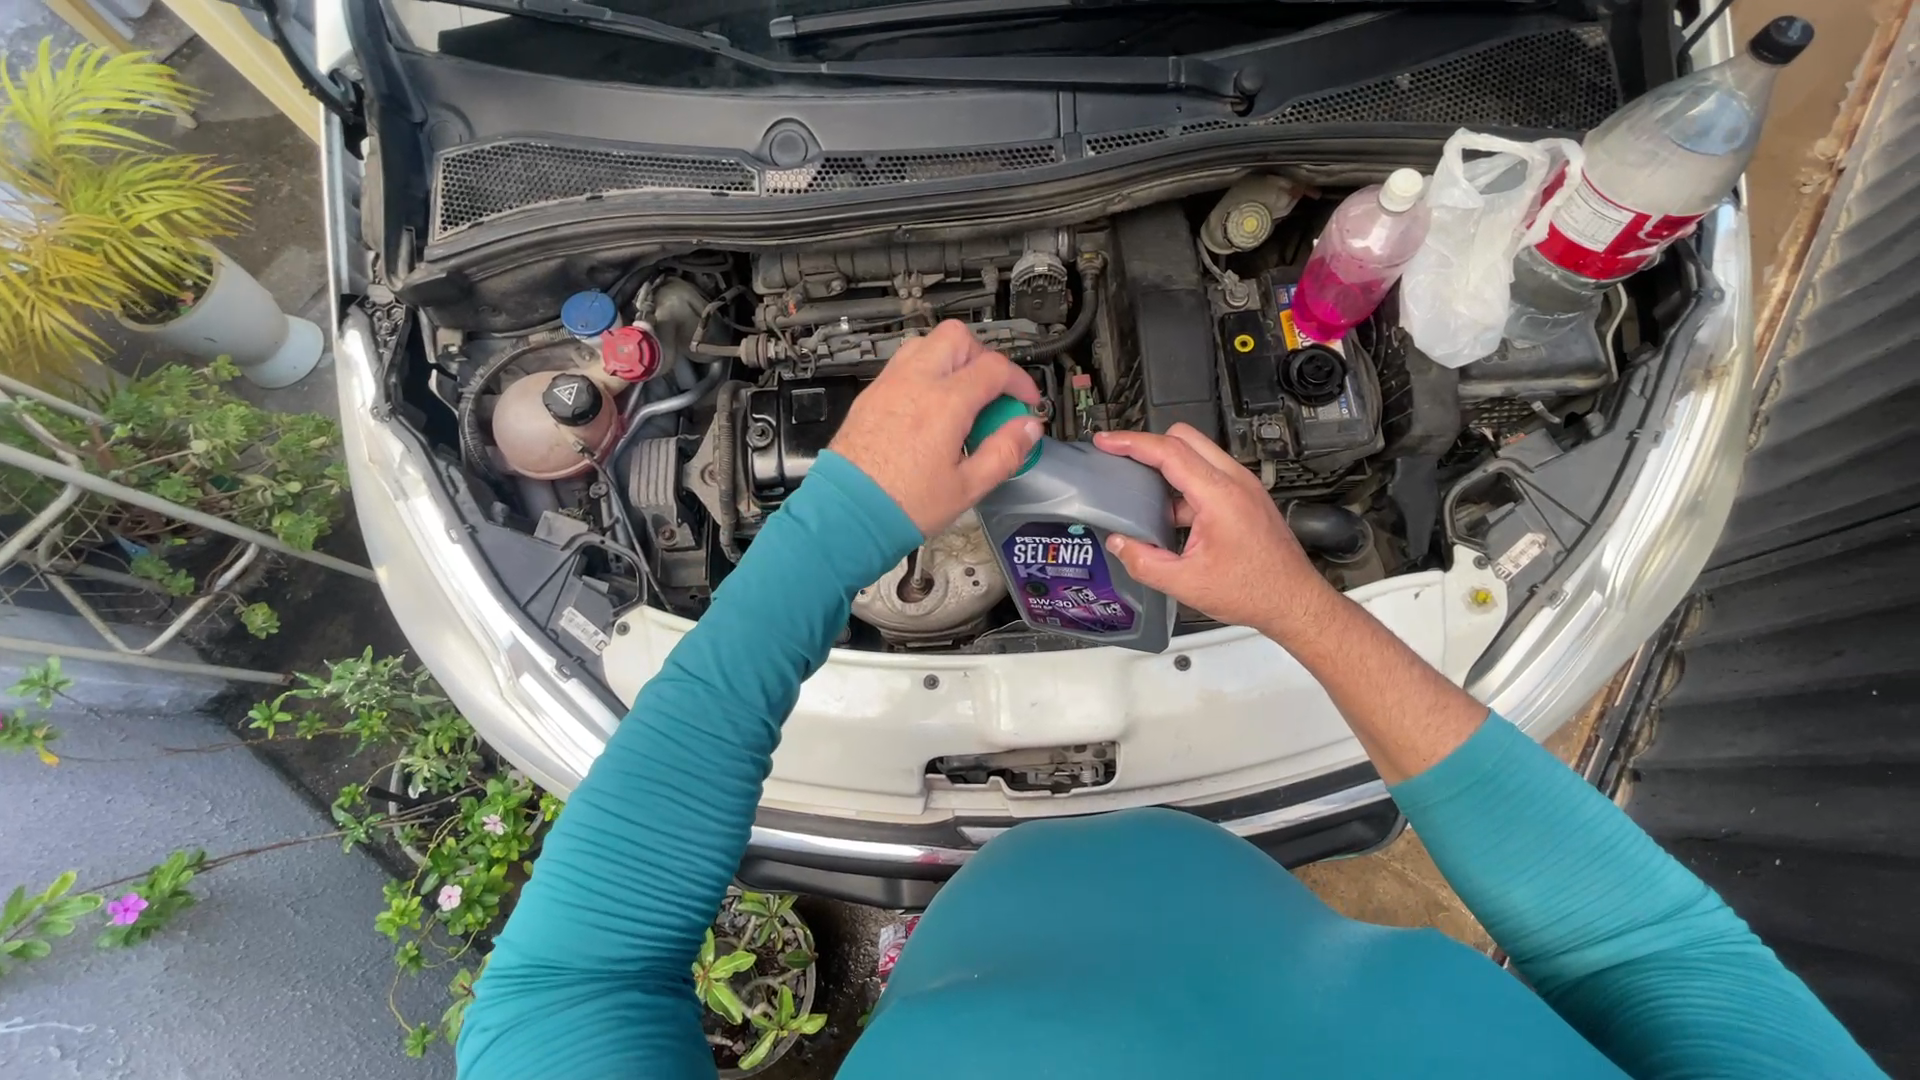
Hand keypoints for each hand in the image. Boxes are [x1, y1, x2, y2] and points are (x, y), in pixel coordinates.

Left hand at [829, 320, 1042, 534]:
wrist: (848, 512)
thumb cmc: (901, 504)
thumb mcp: (967, 487)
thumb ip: (1004, 452)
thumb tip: (1028, 430)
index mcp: (945, 402)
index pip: (995, 368)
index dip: (1019, 381)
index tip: (1025, 401)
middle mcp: (915, 382)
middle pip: (958, 338)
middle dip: (984, 357)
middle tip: (993, 392)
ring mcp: (889, 385)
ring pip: (926, 344)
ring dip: (952, 360)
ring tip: (962, 397)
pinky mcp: (871, 396)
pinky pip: (904, 365)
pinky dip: (925, 373)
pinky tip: (931, 408)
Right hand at [1092, 424, 1341, 644]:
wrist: (1293, 601)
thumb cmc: (1254, 591)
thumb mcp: (1186, 583)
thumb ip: (1144, 562)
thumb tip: (1119, 544)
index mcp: (1219, 496)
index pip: (1169, 452)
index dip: (1131, 443)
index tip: (1106, 441)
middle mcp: (1235, 482)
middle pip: (1184, 438)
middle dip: (1148, 444)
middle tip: (1120, 458)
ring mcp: (1243, 487)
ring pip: (1197, 454)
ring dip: (1167, 465)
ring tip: (1140, 488)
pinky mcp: (1246, 497)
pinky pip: (1208, 474)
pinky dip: (1183, 483)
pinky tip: (1168, 514)